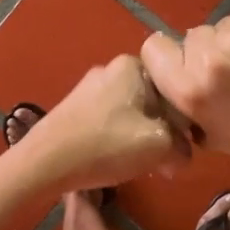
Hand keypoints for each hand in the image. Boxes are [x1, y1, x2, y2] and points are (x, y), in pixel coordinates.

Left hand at [26, 55, 190, 189]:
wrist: (44, 163)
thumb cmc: (106, 146)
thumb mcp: (160, 148)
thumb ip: (183, 148)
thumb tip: (181, 156)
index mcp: (133, 65)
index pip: (174, 87)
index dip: (185, 120)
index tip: (182, 146)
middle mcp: (110, 69)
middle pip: (152, 101)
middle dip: (162, 130)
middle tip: (164, 159)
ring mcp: (88, 89)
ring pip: (131, 113)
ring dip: (140, 138)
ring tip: (138, 164)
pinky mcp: (74, 109)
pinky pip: (109, 121)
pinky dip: (118, 139)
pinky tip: (114, 160)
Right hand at [140, 13, 229, 170]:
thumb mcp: (211, 136)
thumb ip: (184, 104)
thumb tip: (173, 81)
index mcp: (189, 87)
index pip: (154, 47)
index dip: (167, 57)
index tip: (183, 68)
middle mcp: (210, 55)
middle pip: (190, 36)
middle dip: (204, 52)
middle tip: (229, 74)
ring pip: (222, 26)